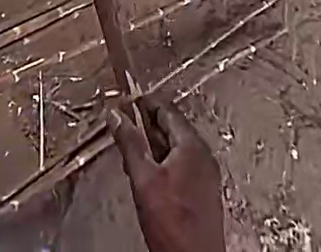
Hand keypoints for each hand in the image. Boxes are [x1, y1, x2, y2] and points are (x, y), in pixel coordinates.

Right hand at [109, 100, 225, 251]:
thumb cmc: (171, 222)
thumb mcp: (142, 177)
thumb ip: (129, 142)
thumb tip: (115, 115)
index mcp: (193, 147)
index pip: (167, 110)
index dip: (144, 102)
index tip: (125, 99)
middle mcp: (203, 157)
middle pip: (172, 127)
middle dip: (146, 122)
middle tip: (123, 121)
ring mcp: (204, 176)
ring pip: (174, 147)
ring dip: (152, 142)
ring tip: (129, 145)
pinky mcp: (201, 193)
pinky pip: (180, 164)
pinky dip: (161, 159)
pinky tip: (145, 170)